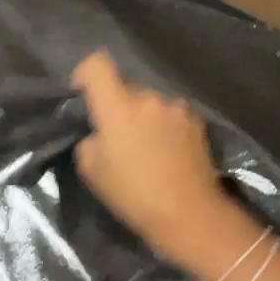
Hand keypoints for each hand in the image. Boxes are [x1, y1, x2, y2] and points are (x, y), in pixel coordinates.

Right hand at [71, 51, 228, 260]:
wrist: (190, 215)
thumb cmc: (134, 194)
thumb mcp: (91, 170)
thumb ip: (88, 139)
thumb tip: (98, 132)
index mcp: (118, 106)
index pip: (97, 65)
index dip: (85, 74)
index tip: (82, 95)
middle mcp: (148, 98)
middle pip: (124, 88)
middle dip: (117, 107)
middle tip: (115, 137)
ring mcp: (176, 108)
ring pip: (149, 103)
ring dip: (143, 117)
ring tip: (145, 148)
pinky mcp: (197, 122)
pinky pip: (170, 115)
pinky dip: (164, 127)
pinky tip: (167, 153)